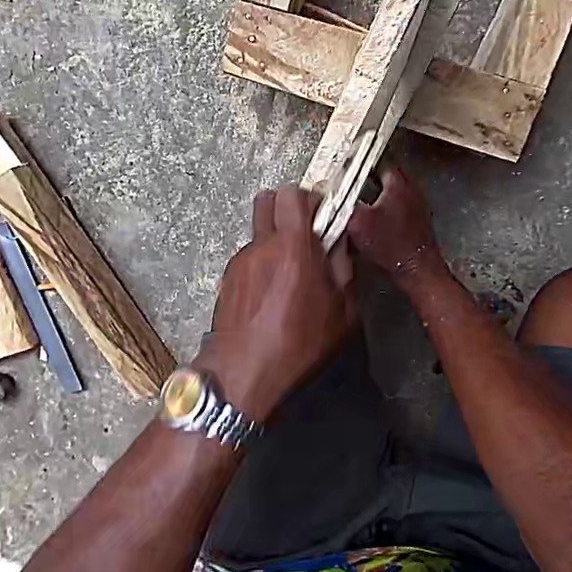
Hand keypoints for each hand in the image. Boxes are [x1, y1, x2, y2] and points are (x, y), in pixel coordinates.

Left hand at [200, 188, 355, 420]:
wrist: (242, 376)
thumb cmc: (296, 346)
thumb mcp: (341, 312)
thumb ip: (344, 271)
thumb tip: (342, 247)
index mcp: (293, 247)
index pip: (294, 195)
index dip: (312, 199)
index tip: (325, 217)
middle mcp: (261, 246)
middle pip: (268, 202)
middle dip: (289, 209)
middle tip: (307, 234)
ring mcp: (240, 261)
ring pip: (260, 232)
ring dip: (277, 241)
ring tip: (293, 276)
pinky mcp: (227, 279)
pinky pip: (250, 258)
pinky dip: (263, 264)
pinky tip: (273, 296)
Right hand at [346, 166, 445, 287]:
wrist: (417, 269)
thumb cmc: (392, 245)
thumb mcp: (357, 222)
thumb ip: (345, 205)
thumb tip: (333, 197)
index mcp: (398, 184)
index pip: (379, 161)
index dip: (362, 162)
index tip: (350, 166)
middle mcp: (411, 191)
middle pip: (386, 176)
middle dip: (367, 180)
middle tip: (352, 185)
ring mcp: (417, 207)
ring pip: (392, 193)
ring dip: (376, 197)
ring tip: (360, 204)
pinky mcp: (417, 222)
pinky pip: (397, 209)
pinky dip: (385, 212)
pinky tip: (374, 224)